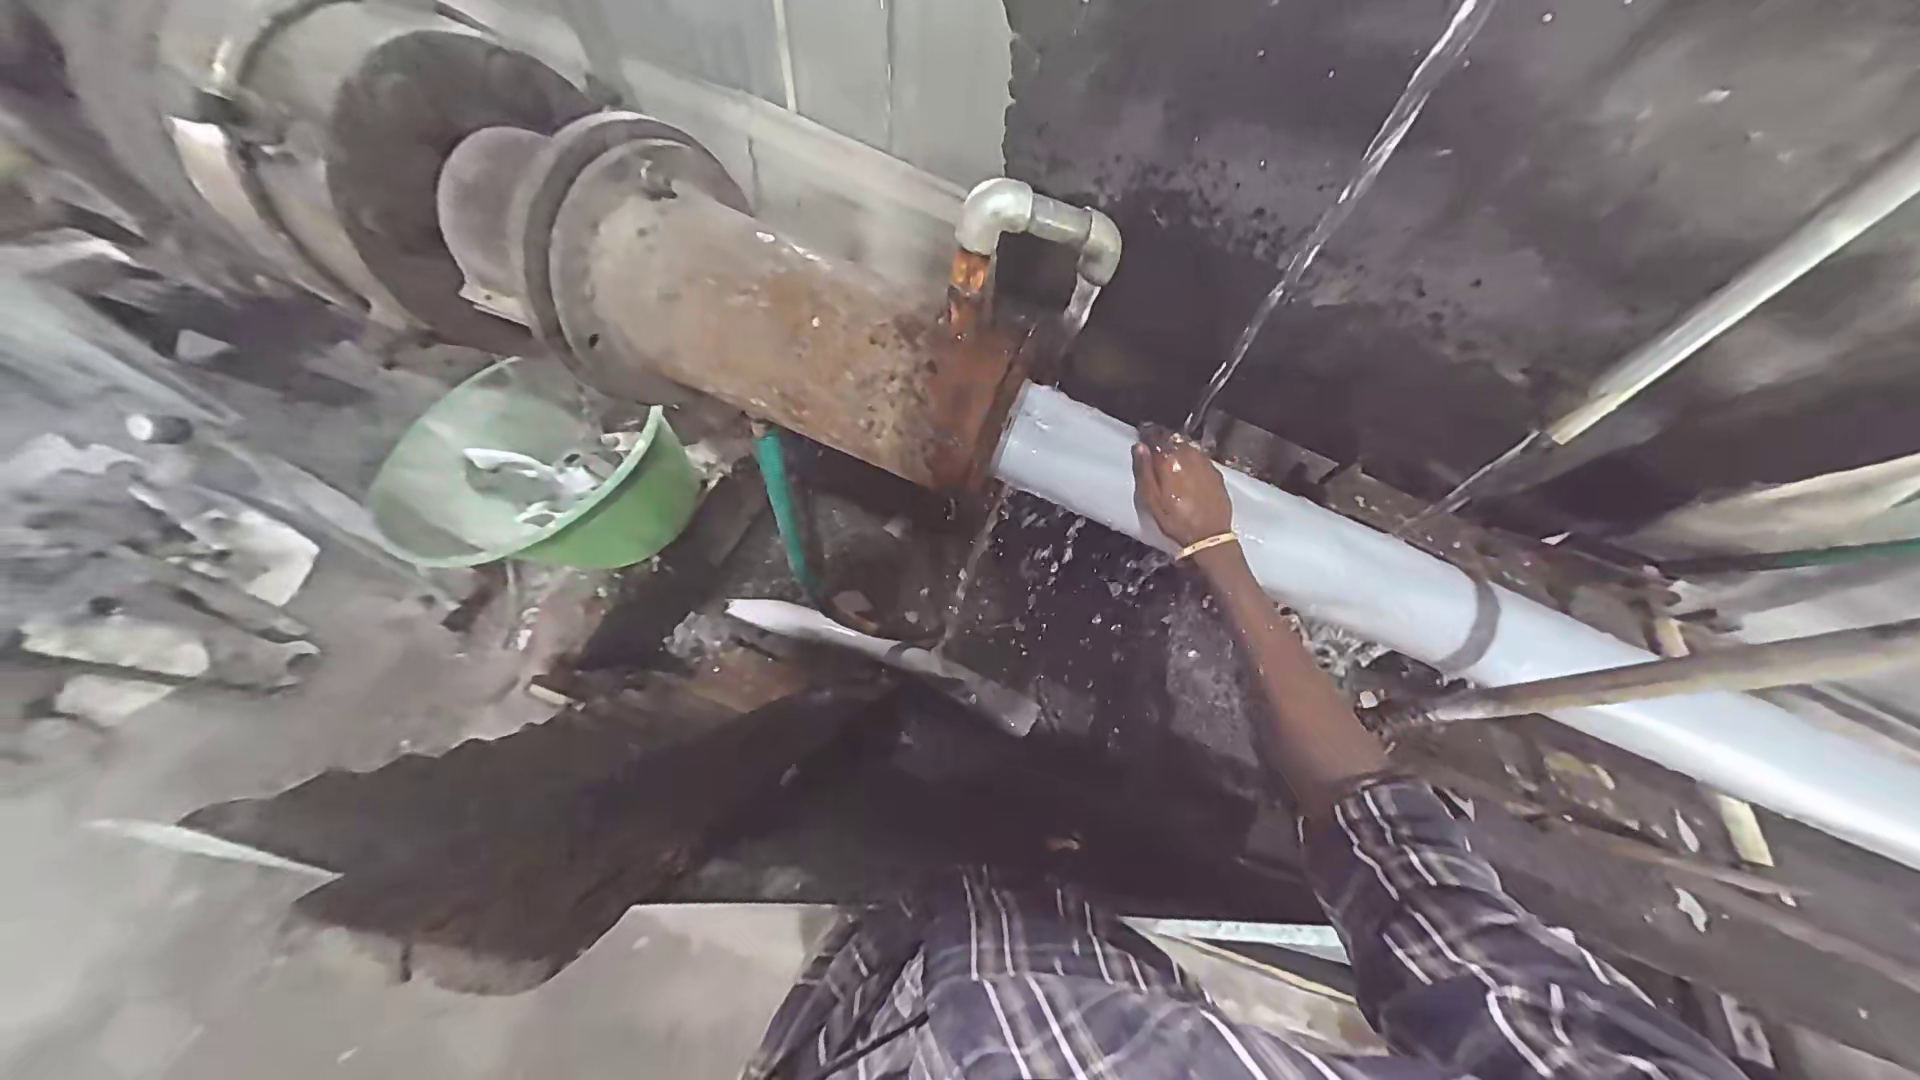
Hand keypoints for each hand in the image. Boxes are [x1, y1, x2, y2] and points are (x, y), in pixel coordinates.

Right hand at [1131, 425, 1232, 546]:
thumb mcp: (1151, 500)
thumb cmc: (1175, 521)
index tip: (1142, 438)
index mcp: (1171, 461)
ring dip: (1177, 449)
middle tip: (1155, 449)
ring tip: (1170, 459)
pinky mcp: (1216, 473)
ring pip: (1188, 448)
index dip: (1147, 437)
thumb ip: (1143, 472)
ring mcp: (1206, 464)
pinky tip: (1187, 469)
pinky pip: (1200, 458)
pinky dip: (1191, 459)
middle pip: (1174, 441)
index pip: (1156, 439)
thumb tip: (1139, 446)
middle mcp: (1190, 457)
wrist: (1209, 536)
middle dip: (1163, 442)